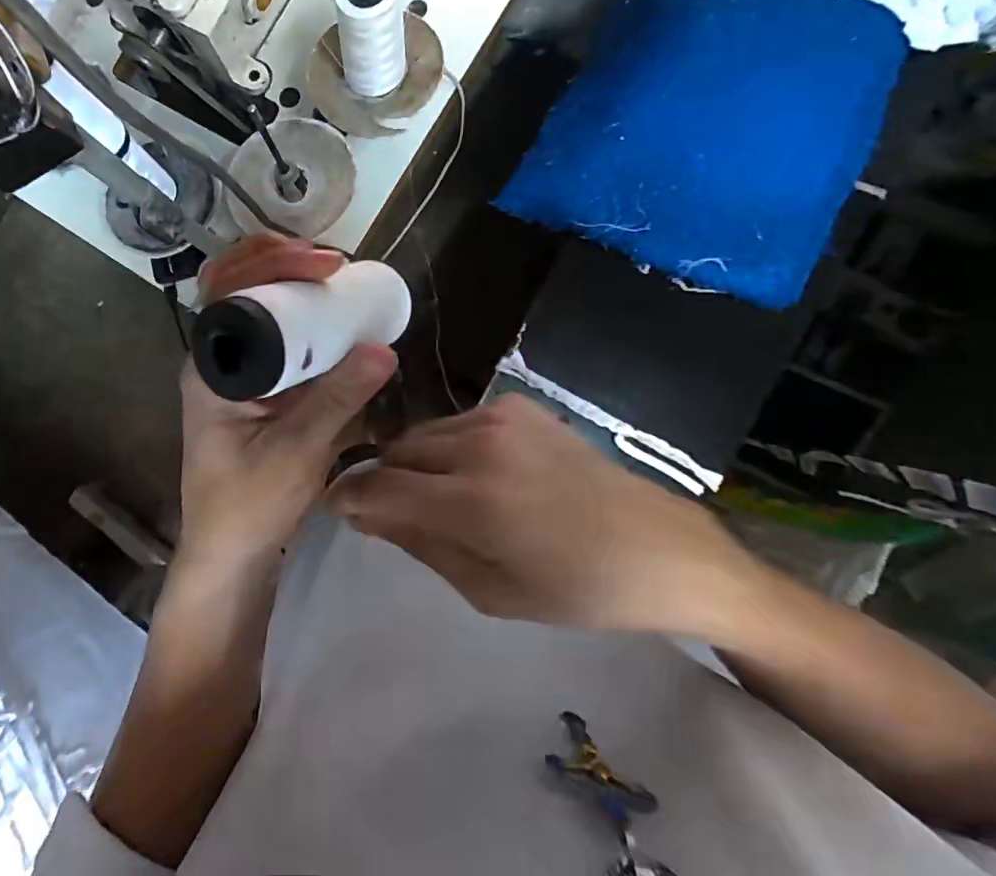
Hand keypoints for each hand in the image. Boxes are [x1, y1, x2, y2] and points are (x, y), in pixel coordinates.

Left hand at [178, 235, 397, 566]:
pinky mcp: (257, 392)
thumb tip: (383, 348)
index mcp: (208, 368)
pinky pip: (278, 342)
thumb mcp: (296, 452)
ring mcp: (235, 376)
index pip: (229, 289)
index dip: (273, 264)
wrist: (230, 555)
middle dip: (283, 264)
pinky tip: (338, 324)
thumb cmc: (247, 507)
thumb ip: (337, 400)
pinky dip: (307, 324)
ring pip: (258, 311)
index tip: (326, 265)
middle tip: (335, 265)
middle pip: (239, 288)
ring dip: (294, 289)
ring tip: (339, 281)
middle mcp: (216, 361)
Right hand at [328, 394, 761, 633]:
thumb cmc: (575, 588)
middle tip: (394, 513)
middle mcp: (479, 444)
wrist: (658, 548)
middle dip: (384, 481)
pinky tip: (479, 474)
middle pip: (396, 453)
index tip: (337, 506)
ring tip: (441, 497)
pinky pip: (457, 423)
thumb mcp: (488, 590)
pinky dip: (450, 448)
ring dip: (416, 463)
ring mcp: (501, 417)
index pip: (379, 486)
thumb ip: (419, 544)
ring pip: (424, 434)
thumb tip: (365, 513)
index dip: (350, 497)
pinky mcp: (519, 406)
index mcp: (473, 500)